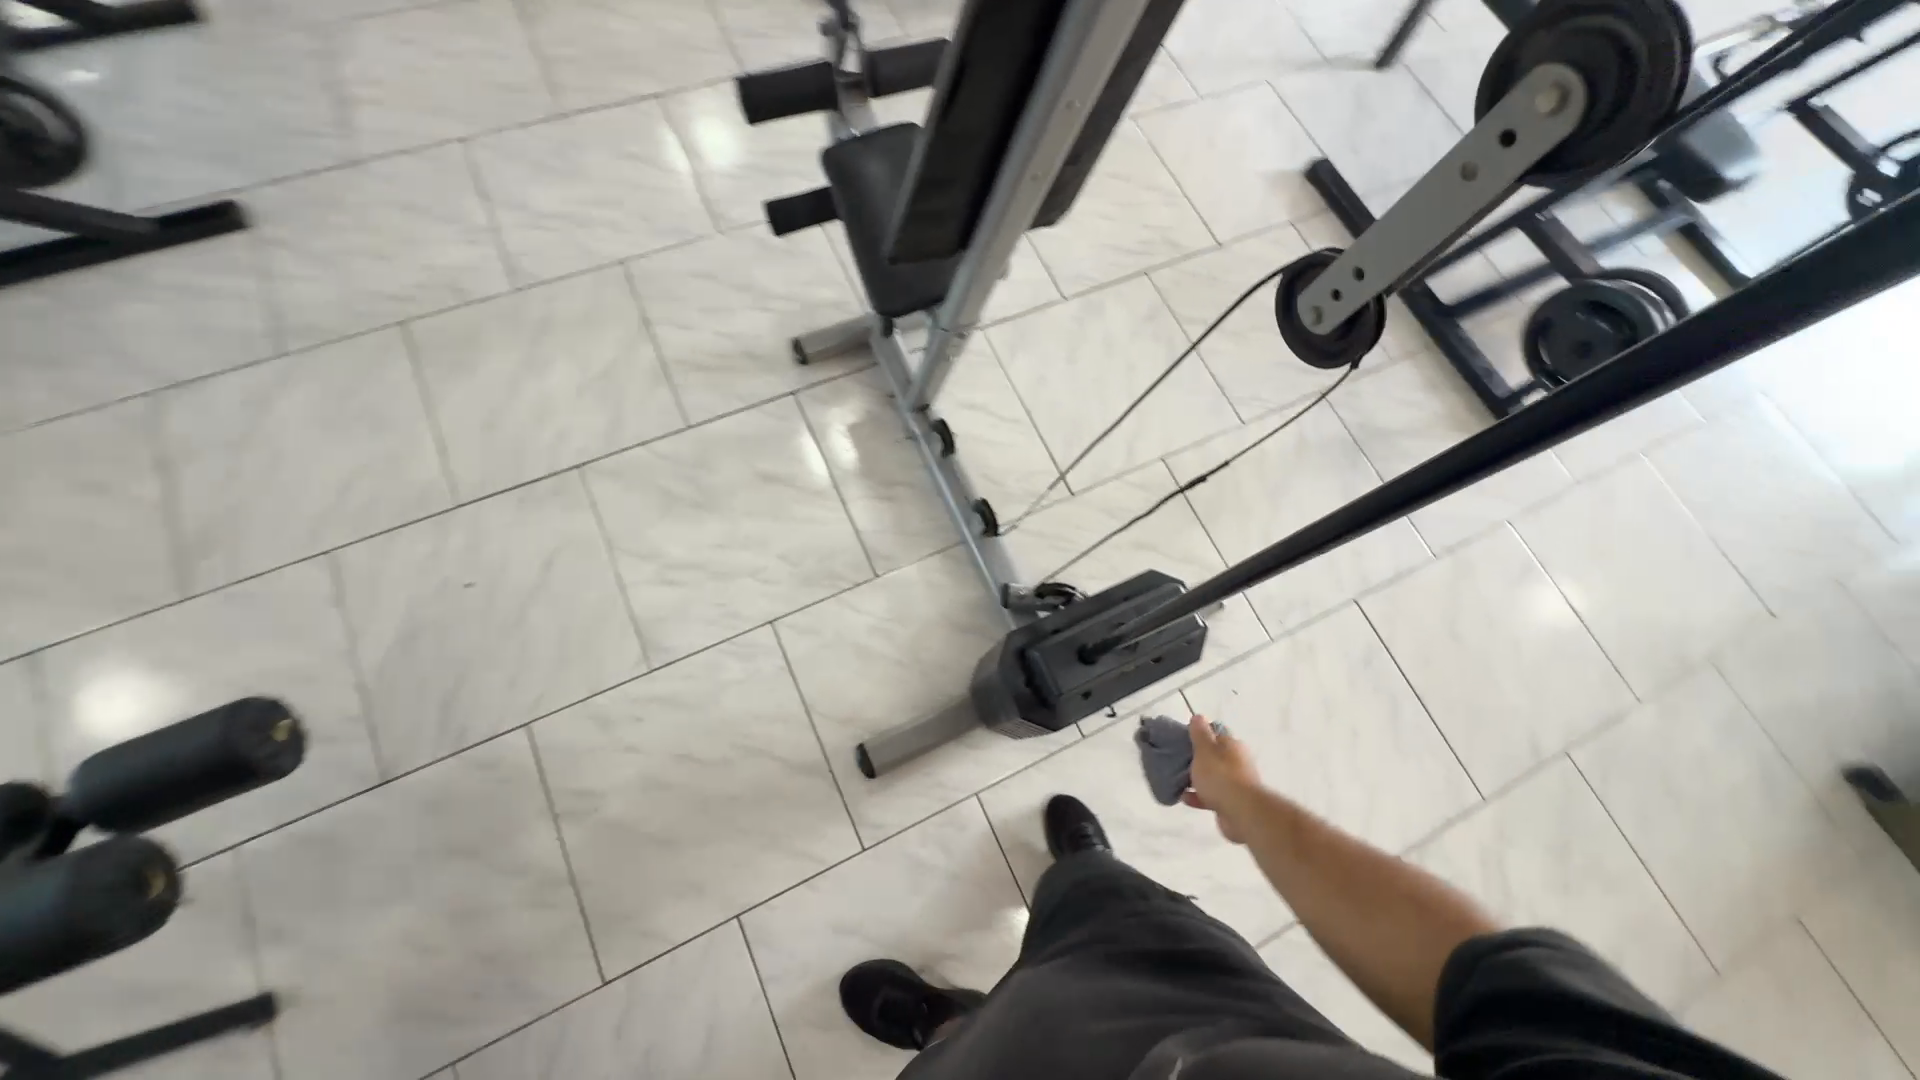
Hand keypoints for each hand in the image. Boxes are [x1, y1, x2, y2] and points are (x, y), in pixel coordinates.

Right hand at [1181, 715, 1262, 843]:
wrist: (1240, 811)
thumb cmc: (1220, 776)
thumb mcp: (1204, 750)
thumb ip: (1200, 734)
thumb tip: (1198, 717)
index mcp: (1232, 746)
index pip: (1215, 735)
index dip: (1199, 736)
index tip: (1183, 740)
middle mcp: (1237, 762)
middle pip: (1214, 757)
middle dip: (1197, 760)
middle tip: (1178, 761)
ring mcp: (1236, 783)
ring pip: (1212, 777)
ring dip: (1197, 779)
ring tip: (1178, 781)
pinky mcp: (1232, 802)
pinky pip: (1212, 796)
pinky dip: (1199, 796)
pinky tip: (1185, 798)